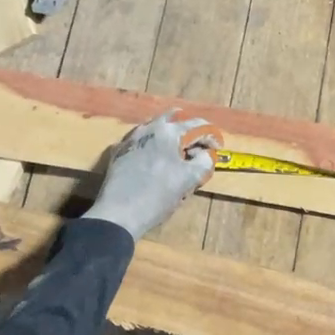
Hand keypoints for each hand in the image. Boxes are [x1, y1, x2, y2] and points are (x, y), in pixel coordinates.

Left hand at [83, 111, 219, 238]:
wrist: (116, 216)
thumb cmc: (157, 195)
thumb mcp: (189, 180)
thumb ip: (204, 161)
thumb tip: (203, 154)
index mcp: (169, 131)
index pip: (198, 125)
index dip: (212, 136)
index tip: (218, 149)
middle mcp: (149, 128)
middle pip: (175, 118)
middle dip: (189, 130)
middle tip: (196, 145)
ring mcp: (131, 139)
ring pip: (155, 127)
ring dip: (169, 135)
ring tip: (175, 152)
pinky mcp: (118, 153)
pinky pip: (140, 141)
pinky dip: (151, 145)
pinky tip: (153, 159)